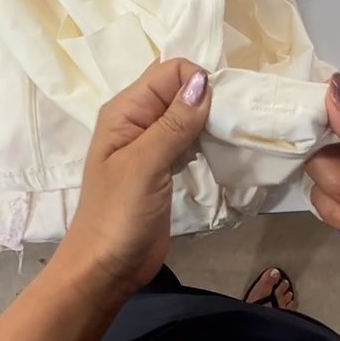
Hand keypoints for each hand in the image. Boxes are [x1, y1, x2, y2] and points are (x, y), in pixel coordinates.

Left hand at [54, 58, 212, 291]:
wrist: (106, 268)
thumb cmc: (118, 216)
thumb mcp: (144, 166)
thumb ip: (173, 124)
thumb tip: (203, 81)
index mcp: (124, 111)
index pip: (170, 72)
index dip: (199, 82)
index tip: (223, 110)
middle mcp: (137, 122)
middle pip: (180, 90)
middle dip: (209, 99)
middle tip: (233, 125)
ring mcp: (150, 147)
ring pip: (187, 116)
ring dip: (211, 121)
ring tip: (230, 139)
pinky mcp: (163, 169)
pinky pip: (188, 141)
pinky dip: (206, 142)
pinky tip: (218, 154)